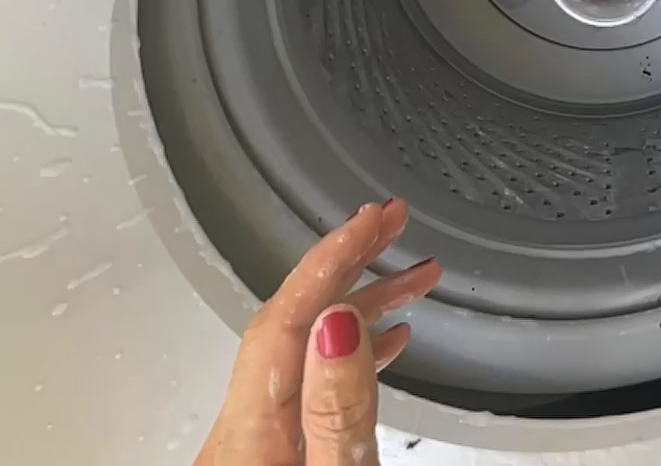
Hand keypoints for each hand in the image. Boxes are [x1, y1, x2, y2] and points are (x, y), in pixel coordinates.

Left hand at [194, 198, 440, 465]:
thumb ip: (338, 402)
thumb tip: (337, 319)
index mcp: (254, 431)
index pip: (289, 316)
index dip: (334, 256)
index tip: (375, 218)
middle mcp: (244, 432)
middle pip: (293, 322)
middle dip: (349, 261)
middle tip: (391, 221)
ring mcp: (256, 445)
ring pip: (308, 349)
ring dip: (364, 299)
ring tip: (416, 273)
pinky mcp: (275, 456)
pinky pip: (315, 377)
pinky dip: (358, 342)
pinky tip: (389, 340)